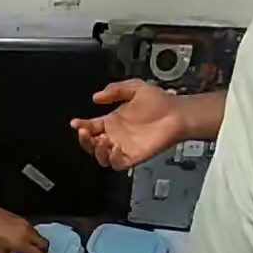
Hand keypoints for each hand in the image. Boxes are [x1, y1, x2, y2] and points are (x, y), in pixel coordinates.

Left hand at [0, 193, 47, 252]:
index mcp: (22, 243)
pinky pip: (33, 230)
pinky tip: (24, 240)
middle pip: (44, 243)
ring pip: (39, 236)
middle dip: (44, 251)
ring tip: (31, 249)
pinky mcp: (22, 219)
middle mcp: (27, 233)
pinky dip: (33, 236)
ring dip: (39, 243)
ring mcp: (26, 224)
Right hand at [71, 80, 189, 169]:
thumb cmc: (159, 101)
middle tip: (84, 132)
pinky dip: (112, 158)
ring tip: (102, 139)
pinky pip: (117, 164)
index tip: (76, 123)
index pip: (90, 128)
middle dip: (84, 141)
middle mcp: (115, 136)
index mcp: (112, 122)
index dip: (81, 126)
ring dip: (97, 151)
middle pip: (91, 145)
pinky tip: (114, 147)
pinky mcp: (133, 157)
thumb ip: (115, 90)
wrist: (177, 113)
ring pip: (101, 157)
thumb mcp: (134, 88)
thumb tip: (96, 97)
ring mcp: (123, 148)